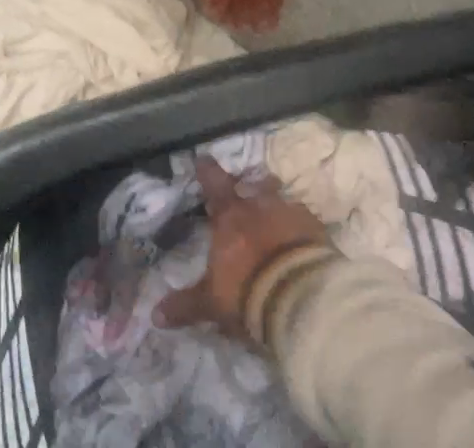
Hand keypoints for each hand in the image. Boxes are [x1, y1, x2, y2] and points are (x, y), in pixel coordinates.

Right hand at [154, 158, 330, 337]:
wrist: (301, 296)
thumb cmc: (246, 292)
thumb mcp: (211, 303)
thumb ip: (185, 305)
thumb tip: (155, 314)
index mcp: (231, 217)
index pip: (215, 186)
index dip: (207, 172)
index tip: (203, 158)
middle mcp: (261, 206)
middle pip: (252, 186)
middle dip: (247, 185)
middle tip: (244, 186)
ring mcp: (292, 213)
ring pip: (280, 199)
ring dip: (275, 204)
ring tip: (273, 212)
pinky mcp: (318, 229)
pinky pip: (305, 221)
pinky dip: (299, 226)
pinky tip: (299, 237)